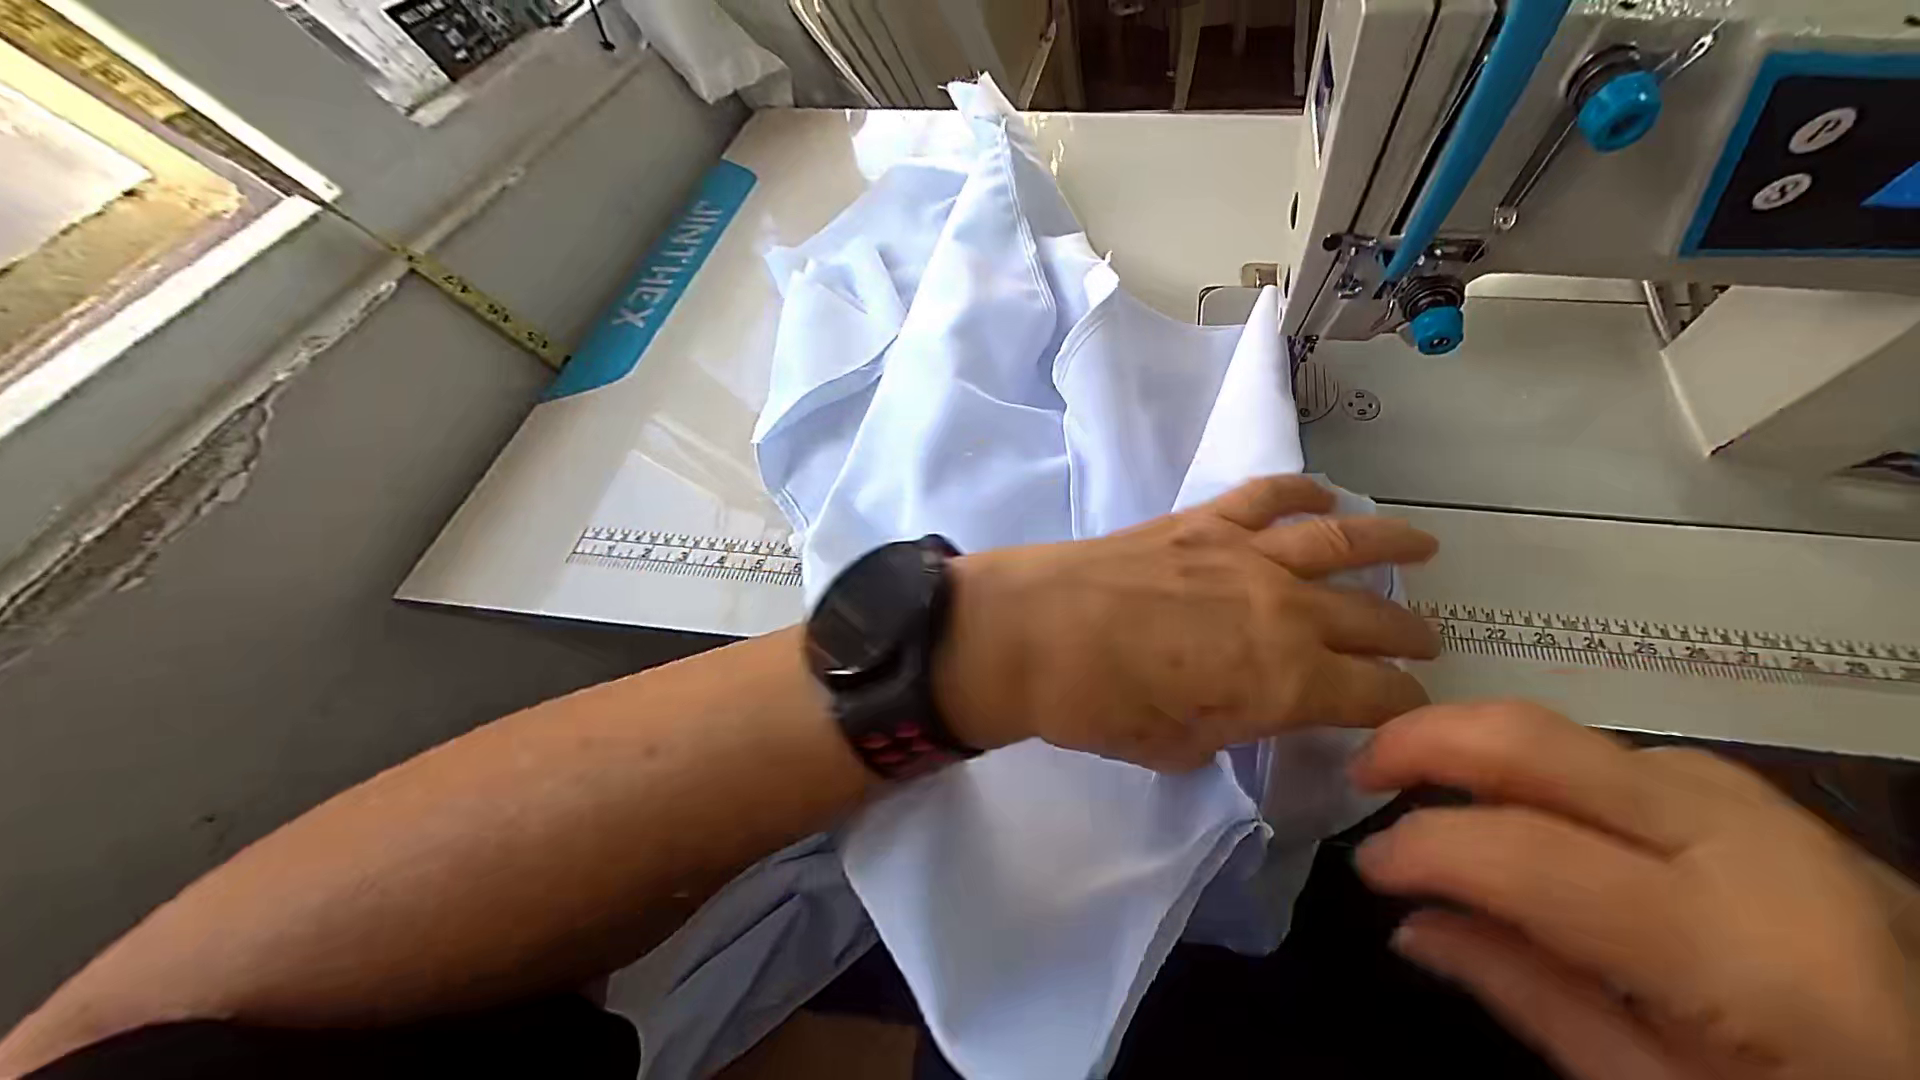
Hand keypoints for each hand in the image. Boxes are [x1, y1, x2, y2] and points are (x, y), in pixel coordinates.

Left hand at [934, 475, 1440, 770]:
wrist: (1029, 635)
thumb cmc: (1097, 707)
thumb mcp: (1177, 747)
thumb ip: (1229, 727)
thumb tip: (1247, 709)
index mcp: (1287, 681)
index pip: (1377, 697)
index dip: (1402, 709)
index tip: (1406, 713)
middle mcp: (1285, 610)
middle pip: (1370, 619)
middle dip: (1405, 636)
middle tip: (1423, 644)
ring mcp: (1245, 555)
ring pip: (1340, 542)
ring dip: (1389, 544)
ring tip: (1423, 546)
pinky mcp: (1201, 524)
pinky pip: (1266, 497)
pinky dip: (1300, 492)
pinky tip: (1324, 495)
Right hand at [1351, 701, 1918, 1079]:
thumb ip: (1532, 999)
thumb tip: (1410, 925)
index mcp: (1743, 952)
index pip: (1522, 854)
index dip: (1419, 848)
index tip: (1369, 868)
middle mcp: (1748, 846)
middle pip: (1534, 740)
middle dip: (1420, 739)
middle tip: (1364, 773)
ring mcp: (1759, 806)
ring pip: (1565, 730)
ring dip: (1472, 744)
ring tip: (1425, 783)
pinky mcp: (1759, 796)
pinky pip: (1613, 751)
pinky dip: (1540, 762)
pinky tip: (1528, 802)